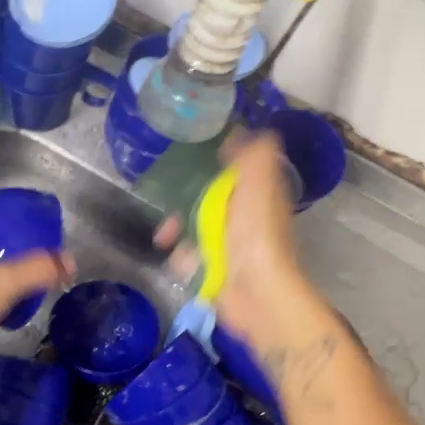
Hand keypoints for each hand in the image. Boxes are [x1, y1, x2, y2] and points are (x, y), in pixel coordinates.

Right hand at [155, 133, 333, 353]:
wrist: (256, 294)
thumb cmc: (256, 236)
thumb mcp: (258, 184)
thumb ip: (253, 155)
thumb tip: (242, 130)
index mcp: (257, 197)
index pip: (231, 175)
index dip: (210, 169)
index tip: (185, 165)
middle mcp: (244, 221)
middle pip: (205, 205)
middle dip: (182, 207)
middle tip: (167, 214)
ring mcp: (229, 249)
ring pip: (193, 232)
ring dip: (177, 235)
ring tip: (166, 241)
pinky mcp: (216, 272)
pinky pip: (190, 260)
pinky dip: (184, 262)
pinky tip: (185, 265)